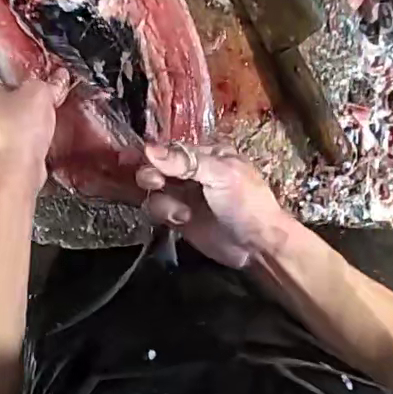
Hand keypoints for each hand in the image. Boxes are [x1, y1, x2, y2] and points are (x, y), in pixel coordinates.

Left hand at [0, 75, 61, 189]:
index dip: (24, 82)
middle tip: (43, 106)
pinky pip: (18, 141)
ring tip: (43, 126)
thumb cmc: (15, 131)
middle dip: (27, 104)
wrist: (15, 170)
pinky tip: (39, 142)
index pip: (2, 78)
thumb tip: (58, 78)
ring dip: (30, 124)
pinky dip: (29, 141)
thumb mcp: (40, 94)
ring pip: (14, 122)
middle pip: (8, 100)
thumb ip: (50, 83)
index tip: (38, 88)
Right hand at [137, 142, 294, 267]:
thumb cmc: (246, 203)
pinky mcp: (178, 217)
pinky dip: (164, 213)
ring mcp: (184, 195)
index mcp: (206, 155)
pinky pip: (157, 209)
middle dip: (151, 176)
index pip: (170, 148)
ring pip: (153, 190)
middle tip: (155, 184)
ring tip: (181, 213)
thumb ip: (186, 161)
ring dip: (161, 200)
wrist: (257, 245)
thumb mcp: (221, 174)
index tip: (135, 159)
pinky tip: (182, 220)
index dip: (152, 154)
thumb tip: (150, 148)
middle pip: (156, 167)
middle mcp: (191, 172)